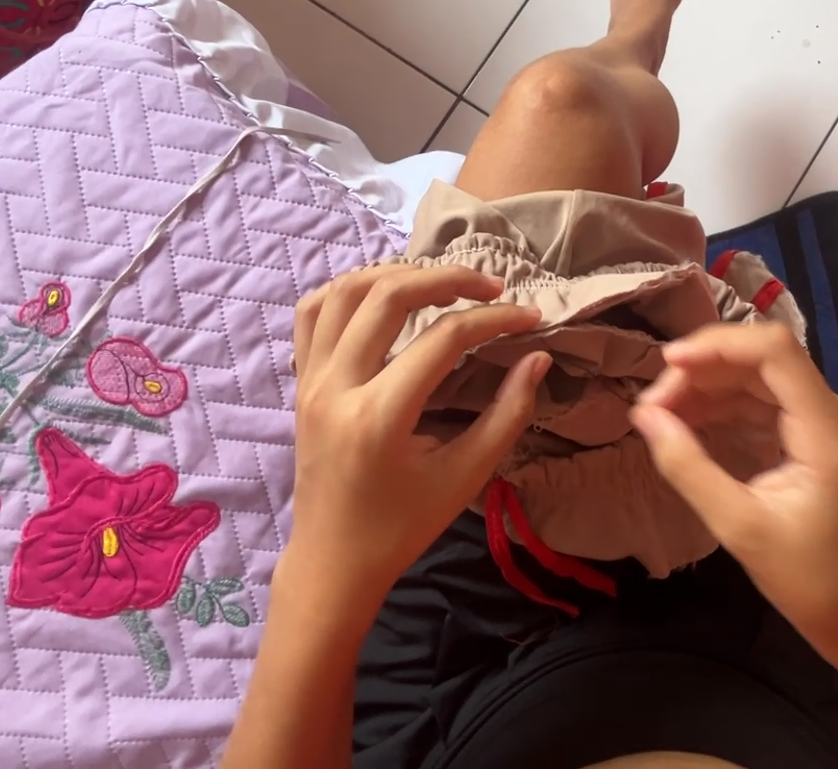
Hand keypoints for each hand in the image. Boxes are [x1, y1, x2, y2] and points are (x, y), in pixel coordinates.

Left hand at [286, 265, 550, 601]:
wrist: (333, 562)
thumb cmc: (404, 525)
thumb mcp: (465, 476)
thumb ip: (507, 413)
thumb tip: (538, 358)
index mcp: (379, 416)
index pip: (444, 338)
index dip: (495, 320)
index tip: (530, 318)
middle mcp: (336, 386)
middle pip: (390, 295)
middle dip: (448, 277)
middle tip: (490, 286)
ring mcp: (309, 380)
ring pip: (345, 291)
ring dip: (398, 274)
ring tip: (440, 283)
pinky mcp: (299, 382)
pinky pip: (312, 313)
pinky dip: (348, 290)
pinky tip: (383, 297)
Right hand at [630, 323, 837, 669]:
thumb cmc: (803, 578)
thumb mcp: (737, 525)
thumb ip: (687, 466)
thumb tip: (642, 415)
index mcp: (831, 432)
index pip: (776, 353)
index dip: (719, 345)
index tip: (669, 362)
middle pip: (762, 360)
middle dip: (702, 371)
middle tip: (654, 404)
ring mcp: (830, 417)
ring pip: (758, 375)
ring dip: (707, 386)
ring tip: (662, 412)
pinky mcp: (817, 428)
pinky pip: (764, 397)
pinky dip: (724, 402)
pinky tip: (688, 418)